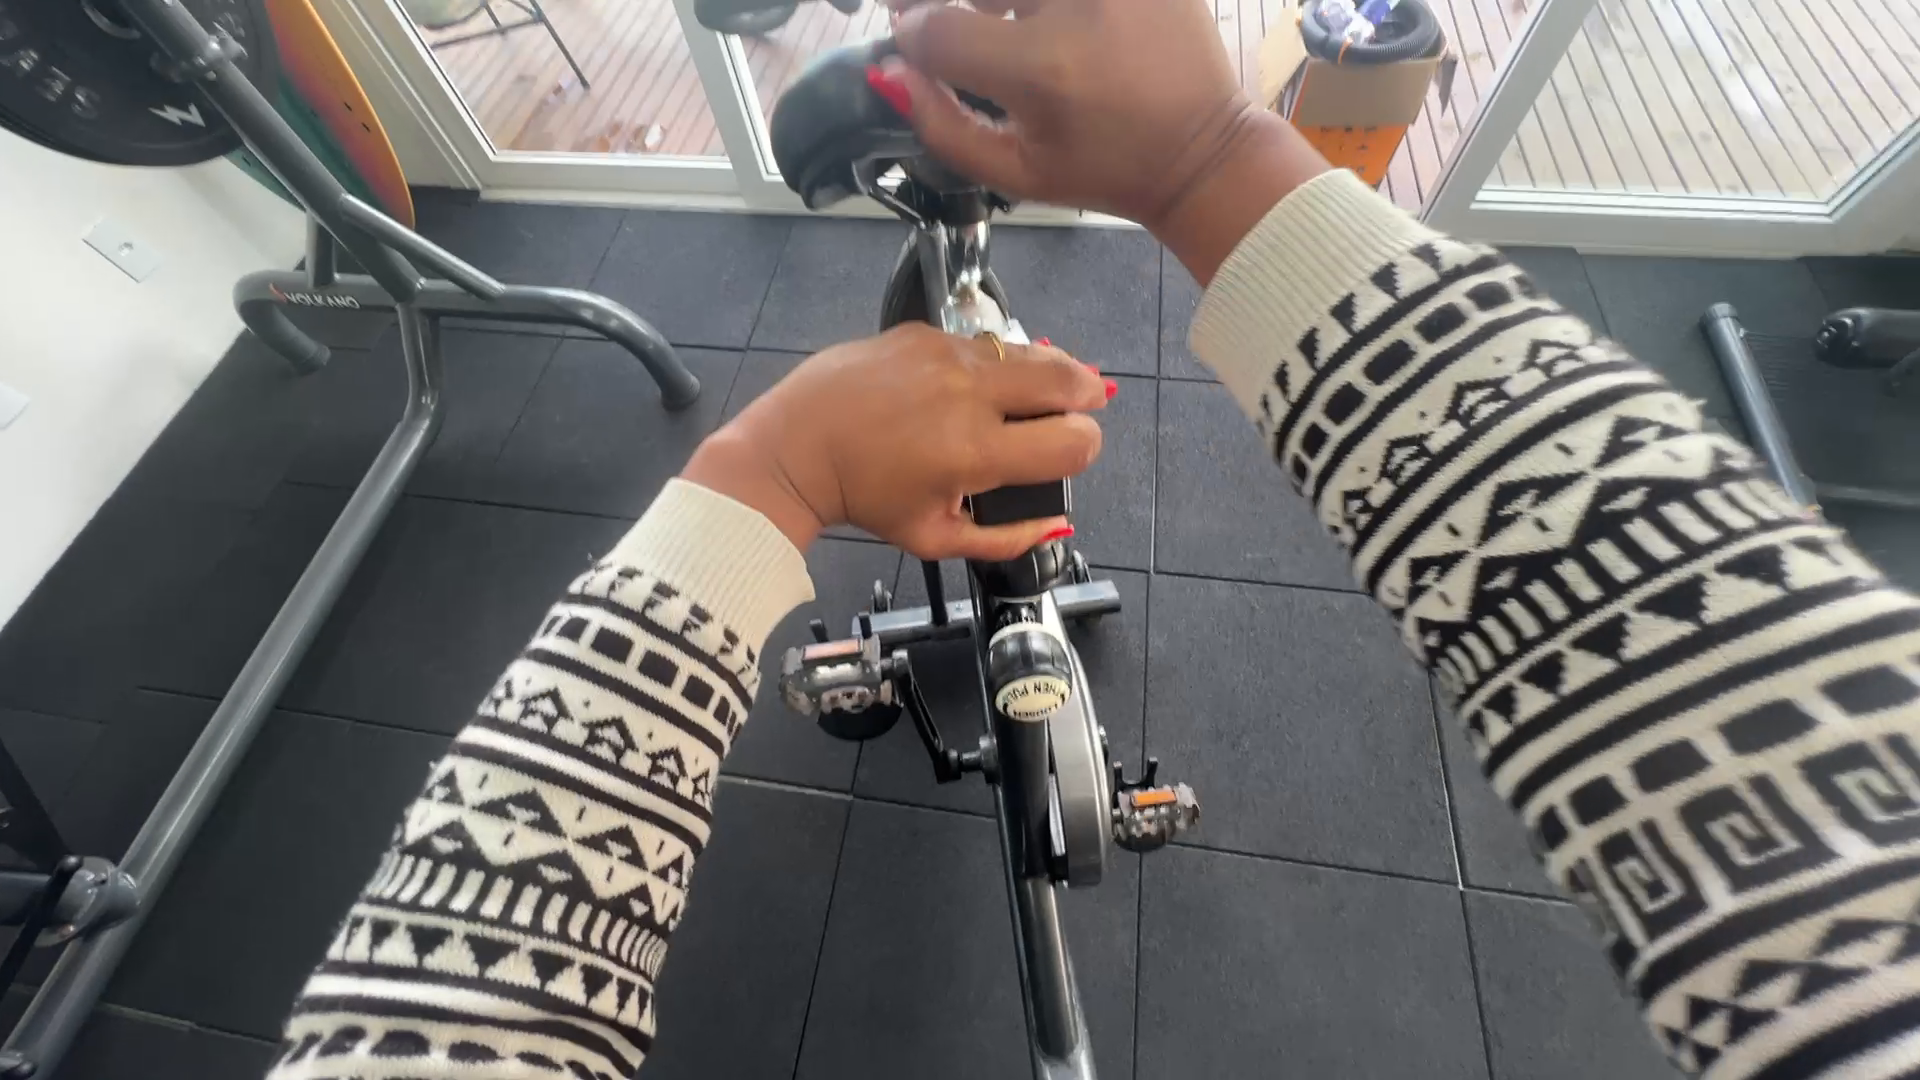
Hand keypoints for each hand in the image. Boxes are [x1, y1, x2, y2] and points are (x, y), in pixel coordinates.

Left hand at [682, 324, 1113, 560]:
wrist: (798, 445)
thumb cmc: (865, 499)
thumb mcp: (934, 539)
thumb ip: (1004, 539)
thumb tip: (1058, 524)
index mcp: (976, 453)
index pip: (1074, 442)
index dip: (1085, 450)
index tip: (1070, 454)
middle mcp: (971, 394)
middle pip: (1067, 380)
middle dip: (1087, 396)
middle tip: (1088, 403)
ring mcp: (947, 355)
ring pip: (1029, 352)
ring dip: (1049, 370)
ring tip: (1052, 385)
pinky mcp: (924, 333)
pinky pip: (981, 344)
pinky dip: (995, 362)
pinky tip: (980, 380)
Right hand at [880, 0, 1332, 282]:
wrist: (1198, 149)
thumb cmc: (1101, 172)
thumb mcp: (1017, 175)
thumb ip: (944, 131)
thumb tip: (892, 74)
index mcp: (1041, 70)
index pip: (940, 28)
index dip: (911, 34)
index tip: (909, 41)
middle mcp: (1076, 3)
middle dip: (937, 1)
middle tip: (930, 13)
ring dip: (994, 2)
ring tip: (996, 26)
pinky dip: (1038, 4)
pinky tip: (1032, 21)